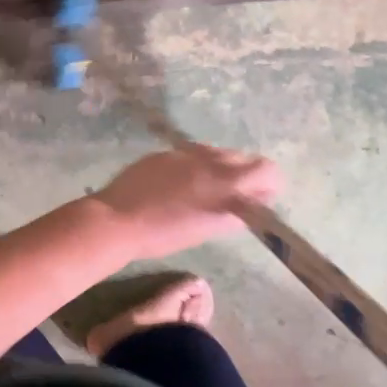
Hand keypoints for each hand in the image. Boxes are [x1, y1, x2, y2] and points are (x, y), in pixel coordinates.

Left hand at [91, 144, 281, 258]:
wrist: (117, 219)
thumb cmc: (164, 233)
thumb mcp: (206, 229)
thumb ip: (234, 213)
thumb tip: (252, 204)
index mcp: (223, 179)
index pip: (266, 169)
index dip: (269, 184)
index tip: (260, 199)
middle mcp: (206, 158)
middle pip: (242, 157)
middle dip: (245, 174)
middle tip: (234, 197)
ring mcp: (182, 152)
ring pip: (215, 153)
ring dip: (219, 168)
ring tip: (206, 191)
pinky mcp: (161, 153)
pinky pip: (190, 154)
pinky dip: (196, 166)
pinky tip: (181, 185)